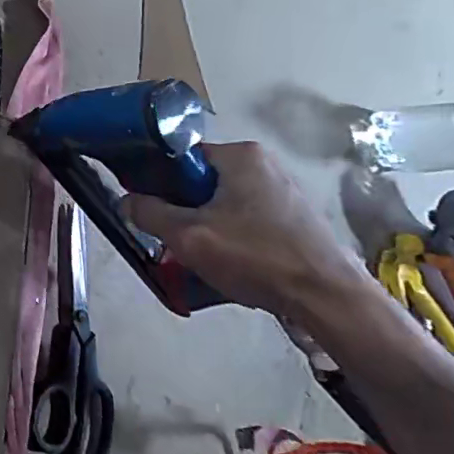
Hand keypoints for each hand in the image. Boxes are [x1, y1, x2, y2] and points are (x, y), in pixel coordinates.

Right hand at [125, 142, 367, 316]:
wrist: (328, 298)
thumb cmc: (256, 256)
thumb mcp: (189, 236)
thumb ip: (150, 214)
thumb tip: (125, 200)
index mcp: (240, 154)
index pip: (182, 157)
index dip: (160, 182)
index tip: (150, 209)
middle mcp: (262, 163)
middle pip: (202, 181)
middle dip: (185, 211)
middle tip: (176, 240)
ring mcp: (282, 189)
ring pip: (223, 203)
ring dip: (207, 227)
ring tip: (202, 257)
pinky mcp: (294, 216)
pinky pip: (246, 218)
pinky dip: (231, 237)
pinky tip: (231, 264)